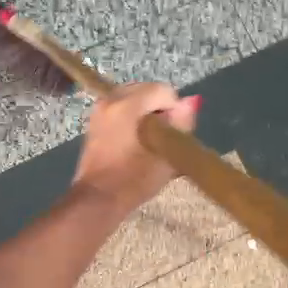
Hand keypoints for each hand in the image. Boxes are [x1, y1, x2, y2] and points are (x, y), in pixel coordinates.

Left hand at [71, 82, 197, 213]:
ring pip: (132, 97)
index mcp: (126, 105)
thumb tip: (192, 100)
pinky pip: (120, 106)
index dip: (175, 108)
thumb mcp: (166, 154)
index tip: (175, 132)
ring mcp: (99, 109)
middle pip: (145, 89)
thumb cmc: (134, 179)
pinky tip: (137, 139)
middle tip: (165, 134)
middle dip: (160, 107)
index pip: (162, 90)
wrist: (98, 198)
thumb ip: (181, 124)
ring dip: (146, 111)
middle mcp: (110, 99)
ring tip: (152, 138)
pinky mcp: (94, 120)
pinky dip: (132, 115)